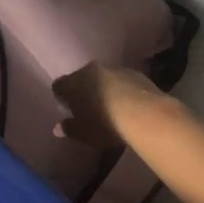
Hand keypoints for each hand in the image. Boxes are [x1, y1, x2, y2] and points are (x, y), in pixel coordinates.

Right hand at [52, 63, 170, 148]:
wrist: (145, 114)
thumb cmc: (105, 125)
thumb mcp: (84, 133)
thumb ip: (69, 129)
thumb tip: (58, 128)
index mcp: (73, 82)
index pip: (59, 86)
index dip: (62, 98)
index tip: (67, 110)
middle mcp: (91, 70)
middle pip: (81, 79)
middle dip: (83, 91)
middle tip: (88, 109)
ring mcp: (115, 69)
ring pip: (103, 78)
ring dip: (103, 89)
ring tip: (110, 107)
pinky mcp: (136, 73)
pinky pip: (122, 81)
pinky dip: (122, 90)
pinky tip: (128, 106)